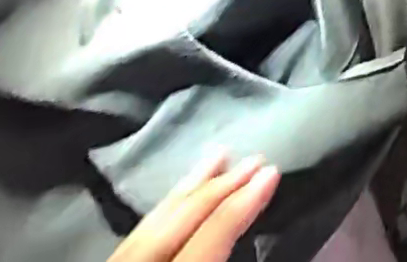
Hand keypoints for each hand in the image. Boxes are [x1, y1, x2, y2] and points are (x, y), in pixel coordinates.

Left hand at [108, 152, 279, 261]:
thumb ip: (226, 257)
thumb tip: (255, 237)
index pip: (209, 238)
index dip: (241, 205)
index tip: (272, 171)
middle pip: (178, 222)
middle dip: (219, 188)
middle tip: (256, 158)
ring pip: (150, 222)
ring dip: (190, 187)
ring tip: (220, 154)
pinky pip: (134, 236)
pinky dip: (162, 208)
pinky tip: (179, 192)